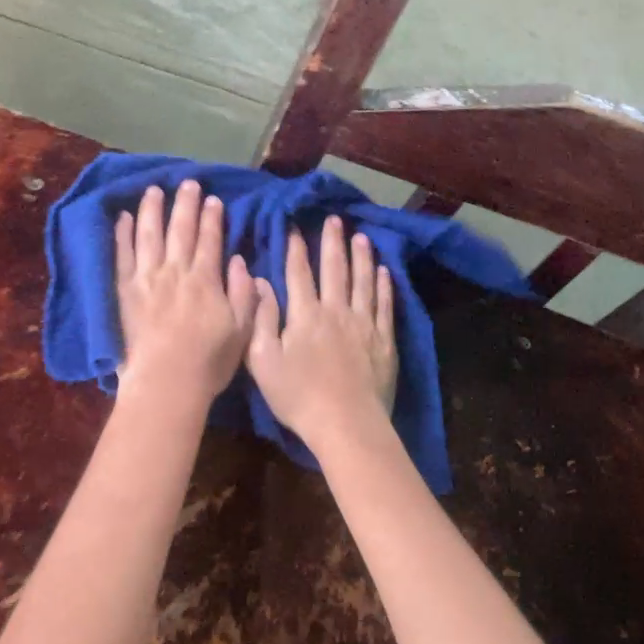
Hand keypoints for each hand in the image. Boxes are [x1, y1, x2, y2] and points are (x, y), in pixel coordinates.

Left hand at [114, 180, 256, 399]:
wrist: (166, 382)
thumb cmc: (209, 363)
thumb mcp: (243, 331)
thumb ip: (243, 293)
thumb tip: (238, 261)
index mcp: (206, 281)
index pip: (210, 241)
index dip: (212, 218)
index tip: (214, 200)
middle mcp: (176, 272)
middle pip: (181, 230)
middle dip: (186, 204)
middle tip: (188, 183)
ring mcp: (147, 279)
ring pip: (150, 234)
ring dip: (153, 209)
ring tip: (154, 189)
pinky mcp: (124, 291)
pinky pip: (122, 255)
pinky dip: (123, 234)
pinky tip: (124, 217)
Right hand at [246, 216, 397, 446]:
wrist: (346, 423)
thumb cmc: (297, 396)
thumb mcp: (262, 360)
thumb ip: (260, 319)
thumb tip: (258, 282)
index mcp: (304, 315)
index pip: (297, 273)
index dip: (294, 248)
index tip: (293, 227)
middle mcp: (335, 311)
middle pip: (334, 269)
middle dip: (332, 242)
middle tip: (334, 220)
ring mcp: (364, 324)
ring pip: (364, 281)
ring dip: (362, 257)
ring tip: (361, 236)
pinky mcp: (384, 341)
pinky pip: (385, 305)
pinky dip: (385, 286)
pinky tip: (385, 272)